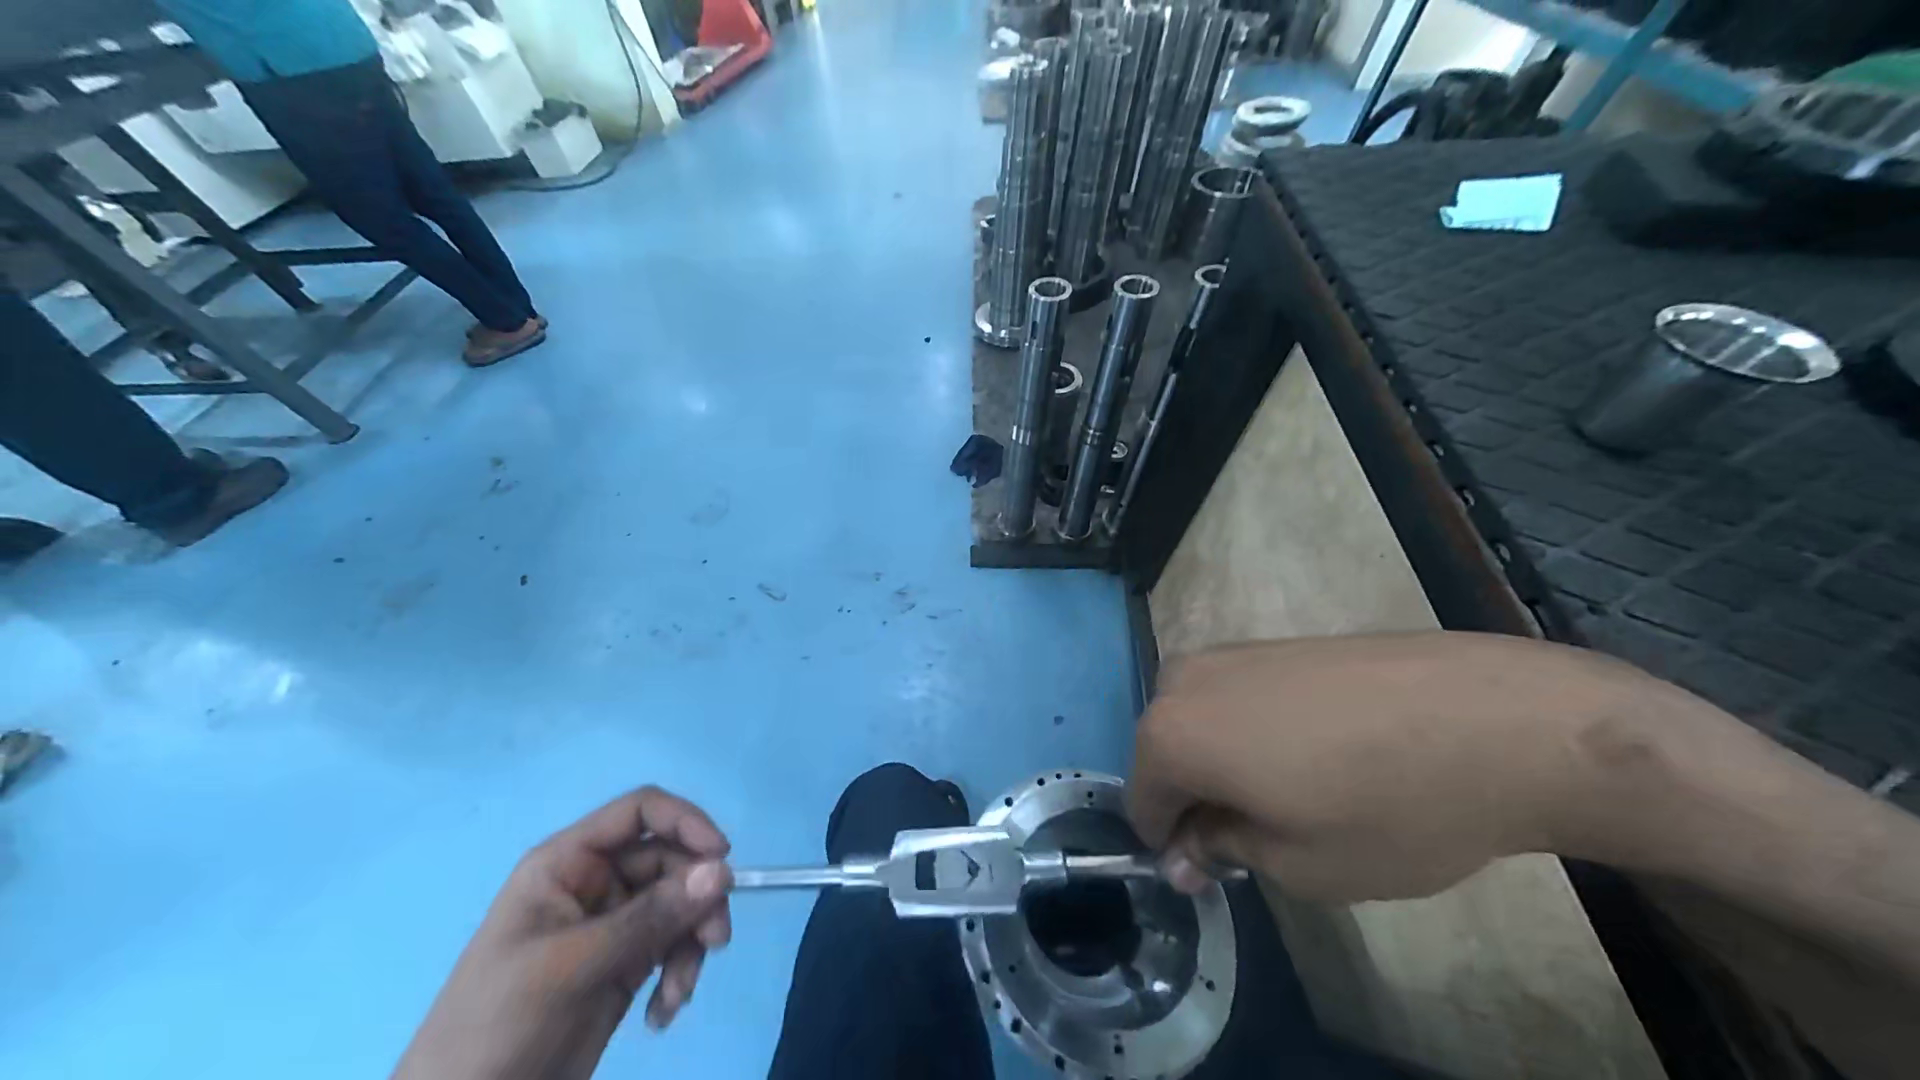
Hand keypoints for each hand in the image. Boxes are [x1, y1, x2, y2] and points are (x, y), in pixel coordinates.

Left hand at [392, 787, 734, 1079]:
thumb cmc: (496, 1024)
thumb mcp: (571, 966)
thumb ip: (649, 917)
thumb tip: (722, 870)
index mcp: (568, 863)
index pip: (640, 812)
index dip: (685, 821)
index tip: (721, 857)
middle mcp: (595, 883)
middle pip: (671, 861)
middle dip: (697, 899)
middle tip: (715, 942)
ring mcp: (613, 925)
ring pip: (680, 905)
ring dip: (692, 943)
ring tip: (679, 994)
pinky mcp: (626, 965)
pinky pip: (674, 947)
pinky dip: (680, 974)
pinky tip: (662, 1014)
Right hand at [1127, 633, 1654, 903]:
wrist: (1495, 720)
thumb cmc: (1387, 808)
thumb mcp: (1299, 863)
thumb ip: (1223, 849)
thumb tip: (1187, 849)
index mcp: (1172, 734)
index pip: (1144, 801)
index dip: (1173, 846)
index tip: (1214, 872)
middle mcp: (1183, 679)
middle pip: (1167, 752)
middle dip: (1196, 797)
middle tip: (1255, 835)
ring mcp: (1231, 651)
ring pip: (1201, 720)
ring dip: (1223, 760)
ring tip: (1289, 793)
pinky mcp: (1275, 641)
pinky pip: (1237, 695)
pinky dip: (1251, 729)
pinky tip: (1314, 753)